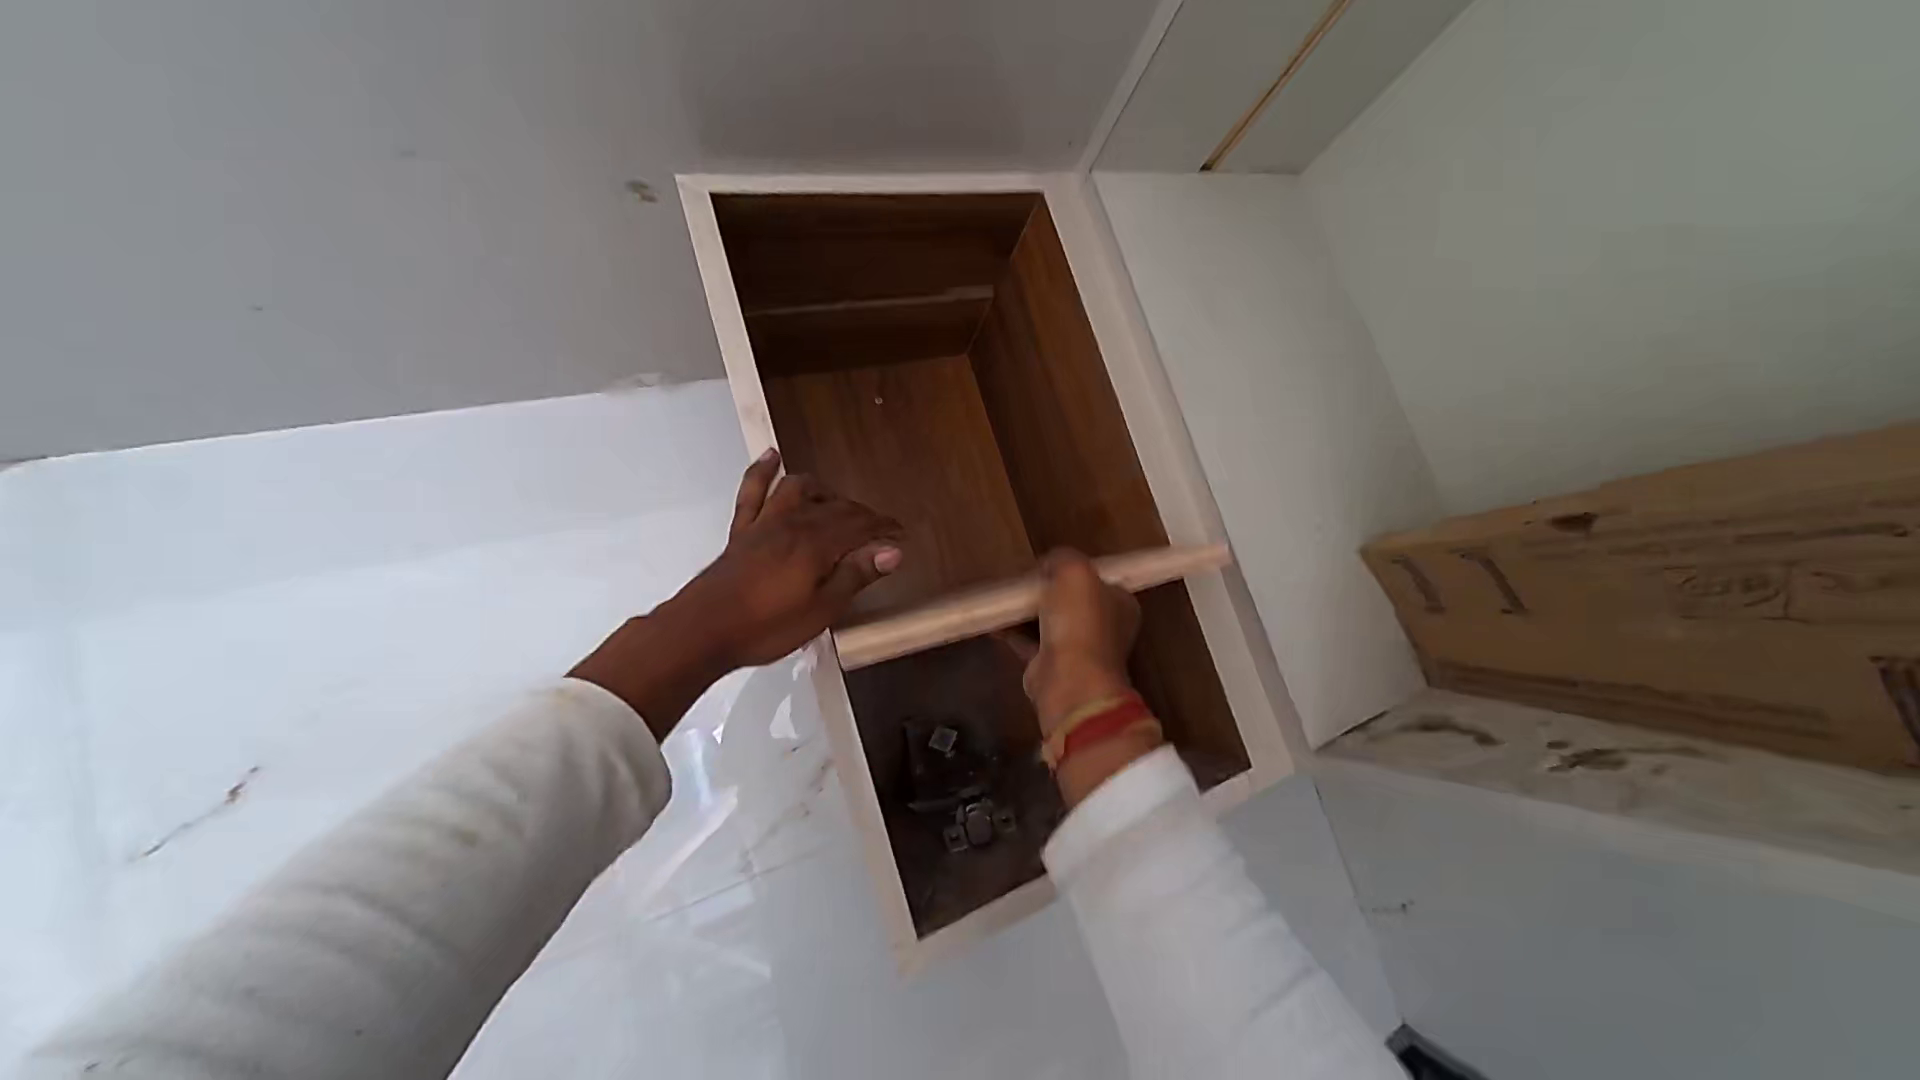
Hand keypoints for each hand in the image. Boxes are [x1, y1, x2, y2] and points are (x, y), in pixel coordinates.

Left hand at [669, 449, 903, 669]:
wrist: (703, 630)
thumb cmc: (765, 627)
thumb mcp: (822, 610)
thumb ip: (856, 575)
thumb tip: (892, 552)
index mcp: (816, 544)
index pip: (860, 526)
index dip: (883, 529)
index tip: (899, 535)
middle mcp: (793, 524)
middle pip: (836, 508)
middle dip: (862, 515)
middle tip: (878, 529)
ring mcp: (764, 524)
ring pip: (799, 490)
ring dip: (823, 491)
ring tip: (838, 501)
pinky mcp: (742, 531)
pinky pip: (753, 491)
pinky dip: (763, 471)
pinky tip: (773, 456)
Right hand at [1020, 549, 1140, 732]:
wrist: (1069, 679)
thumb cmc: (1080, 620)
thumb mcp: (1074, 570)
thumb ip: (1062, 558)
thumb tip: (1048, 565)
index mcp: (1120, 603)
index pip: (1097, 579)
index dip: (1072, 570)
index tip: (1047, 566)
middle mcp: (1104, 627)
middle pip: (1070, 600)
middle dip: (1044, 590)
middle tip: (1023, 581)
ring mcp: (1079, 649)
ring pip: (1047, 621)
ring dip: (1024, 610)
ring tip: (1003, 597)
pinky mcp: (1052, 665)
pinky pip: (1028, 641)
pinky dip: (1011, 631)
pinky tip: (993, 621)